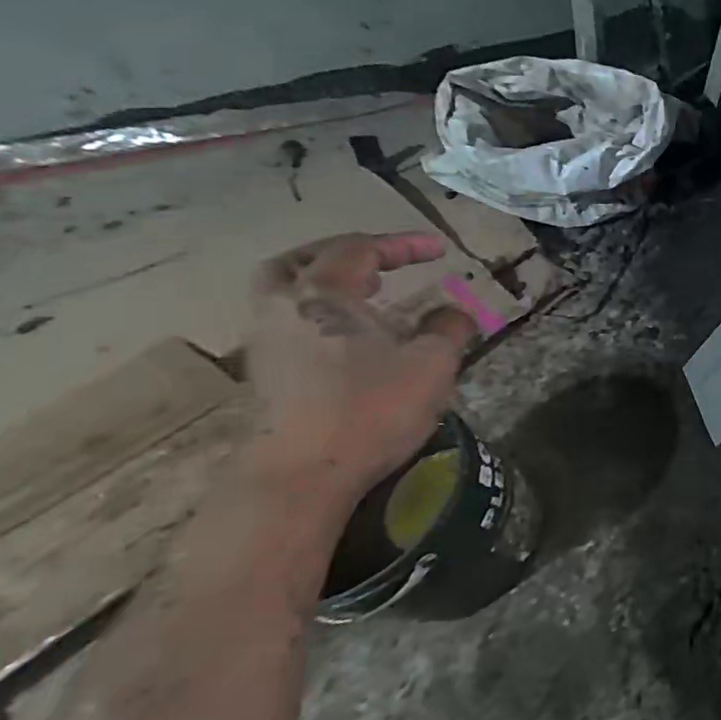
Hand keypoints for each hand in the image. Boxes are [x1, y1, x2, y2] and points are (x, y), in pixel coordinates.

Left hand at [246, 233, 476, 502]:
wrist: (302, 475)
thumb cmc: (371, 408)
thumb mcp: (432, 363)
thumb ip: (448, 328)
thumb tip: (453, 313)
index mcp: (324, 295)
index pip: (359, 250)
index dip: (402, 244)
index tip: (440, 249)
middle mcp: (285, 310)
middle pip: (299, 263)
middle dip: (342, 254)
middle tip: (379, 262)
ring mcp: (268, 345)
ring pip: (284, 295)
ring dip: (324, 285)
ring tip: (364, 296)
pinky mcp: (267, 377)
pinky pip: (289, 325)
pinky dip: (319, 315)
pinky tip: (351, 337)